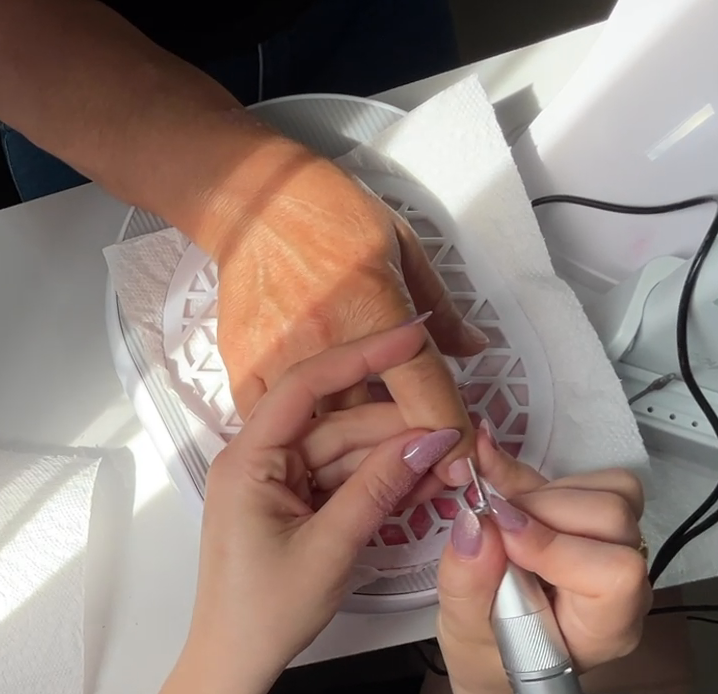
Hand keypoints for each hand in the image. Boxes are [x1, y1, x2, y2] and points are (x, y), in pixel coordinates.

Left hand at [186, 323, 459, 691]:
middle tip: (460, 435)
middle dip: (396, 427)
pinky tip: (420, 481)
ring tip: (451, 463)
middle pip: (334, 423)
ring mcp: (272, 483)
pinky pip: (336, 479)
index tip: (415, 337)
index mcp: (247, 460)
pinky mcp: (287, 505)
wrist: (233, 662)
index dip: (362, 357)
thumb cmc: (266, 611)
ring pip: (342, 452)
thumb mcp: (330, 547)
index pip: (304, 386)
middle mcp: (256, 461)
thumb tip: (432, 438)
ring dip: (393, 457)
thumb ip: (379, 488)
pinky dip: (375, 481)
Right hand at [208, 151, 486, 484]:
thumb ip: (440, 308)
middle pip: (371, 423)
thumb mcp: (404, 247)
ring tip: (359, 455)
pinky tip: (307, 430)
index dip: (450, 434)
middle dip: (396, 446)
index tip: (462, 464)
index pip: (424, 390)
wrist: (256, 206)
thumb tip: (472, 351)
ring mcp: (280, 360)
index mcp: (375, 312)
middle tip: (412, 456)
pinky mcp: (245, 369)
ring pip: (317, 431)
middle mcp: (327, 344)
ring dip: (343, 448)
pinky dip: (294, 430)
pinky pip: (272, 421)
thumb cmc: (334, 217)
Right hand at [437, 428, 652, 693]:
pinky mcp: (591, 526)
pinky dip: (537, 479)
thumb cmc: (486, 656)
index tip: (499, 535)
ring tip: (502, 517)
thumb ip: (467, 583)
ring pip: (611, 492)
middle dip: (543, 510)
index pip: (613, 572)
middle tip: (492, 524)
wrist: (496, 654)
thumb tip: (474, 522)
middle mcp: (626, 586)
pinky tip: (498, 484)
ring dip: (546, 494)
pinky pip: (586, 482)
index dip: (556, 544)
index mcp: (603, 627)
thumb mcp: (462, 630)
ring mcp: (615, 549)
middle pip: (614, 519)